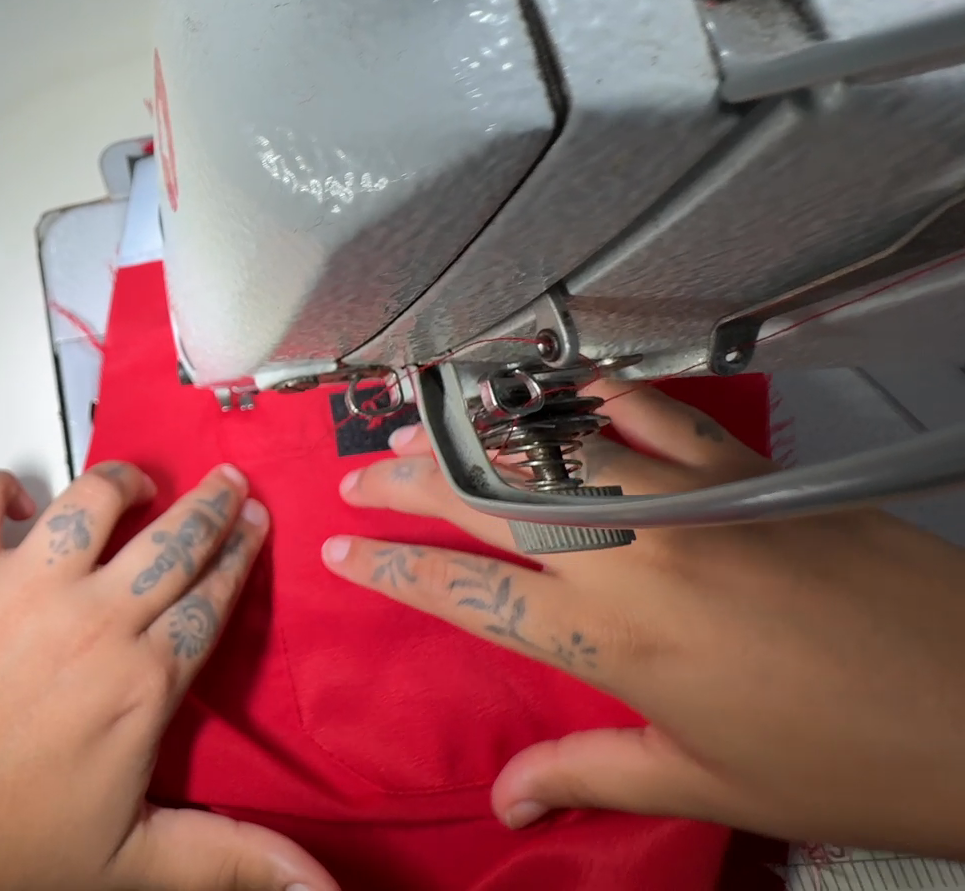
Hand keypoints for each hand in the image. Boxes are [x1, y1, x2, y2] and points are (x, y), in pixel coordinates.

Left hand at [0, 461, 334, 890]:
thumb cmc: (15, 839)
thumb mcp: (134, 859)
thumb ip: (231, 857)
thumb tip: (326, 888)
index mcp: (141, 680)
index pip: (210, 602)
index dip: (239, 559)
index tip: (257, 524)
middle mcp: (92, 618)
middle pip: (171, 543)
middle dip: (210, 506)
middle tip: (228, 480)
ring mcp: (22, 585)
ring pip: (90, 502)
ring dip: (121, 481)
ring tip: (137, 481)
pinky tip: (18, 496)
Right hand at [325, 380, 964, 858]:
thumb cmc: (857, 764)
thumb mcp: (711, 784)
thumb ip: (586, 775)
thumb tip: (505, 801)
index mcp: (608, 639)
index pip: (459, 591)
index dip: (385, 569)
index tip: (337, 550)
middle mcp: (626, 558)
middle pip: (476, 502)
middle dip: (401, 487)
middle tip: (358, 481)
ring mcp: (678, 502)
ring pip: (537, 450)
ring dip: (464, 440)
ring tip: (415, 437)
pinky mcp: (735, 470)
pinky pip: (640, 413)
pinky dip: (582, 397)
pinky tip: (542, 393)